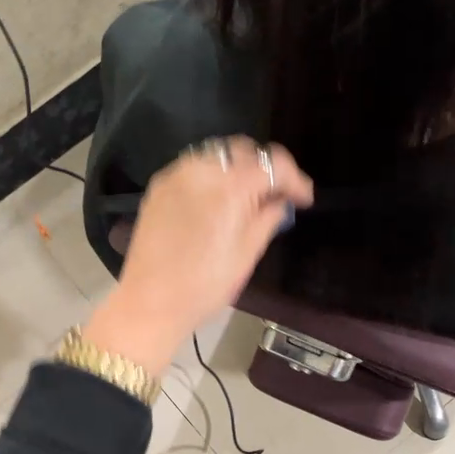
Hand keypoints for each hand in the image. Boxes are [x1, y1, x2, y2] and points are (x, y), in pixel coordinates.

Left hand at [83, 137, 313, 375]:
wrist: (150, 303)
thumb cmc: (204, 286)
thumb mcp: (246, 255)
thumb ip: (268, 219)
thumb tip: (279, 202)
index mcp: (230, 187)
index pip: (273, 164)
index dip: (295, 179)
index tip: (304, 199)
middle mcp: (202, 170)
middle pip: (244, 151)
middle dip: (264, 168)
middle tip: (275, 195)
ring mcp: (176, 176)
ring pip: (216, 155)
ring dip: (237, 169)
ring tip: (245, 198)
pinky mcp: (159, 187)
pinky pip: (193, 168)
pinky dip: (211, 177)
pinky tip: (215, 202)